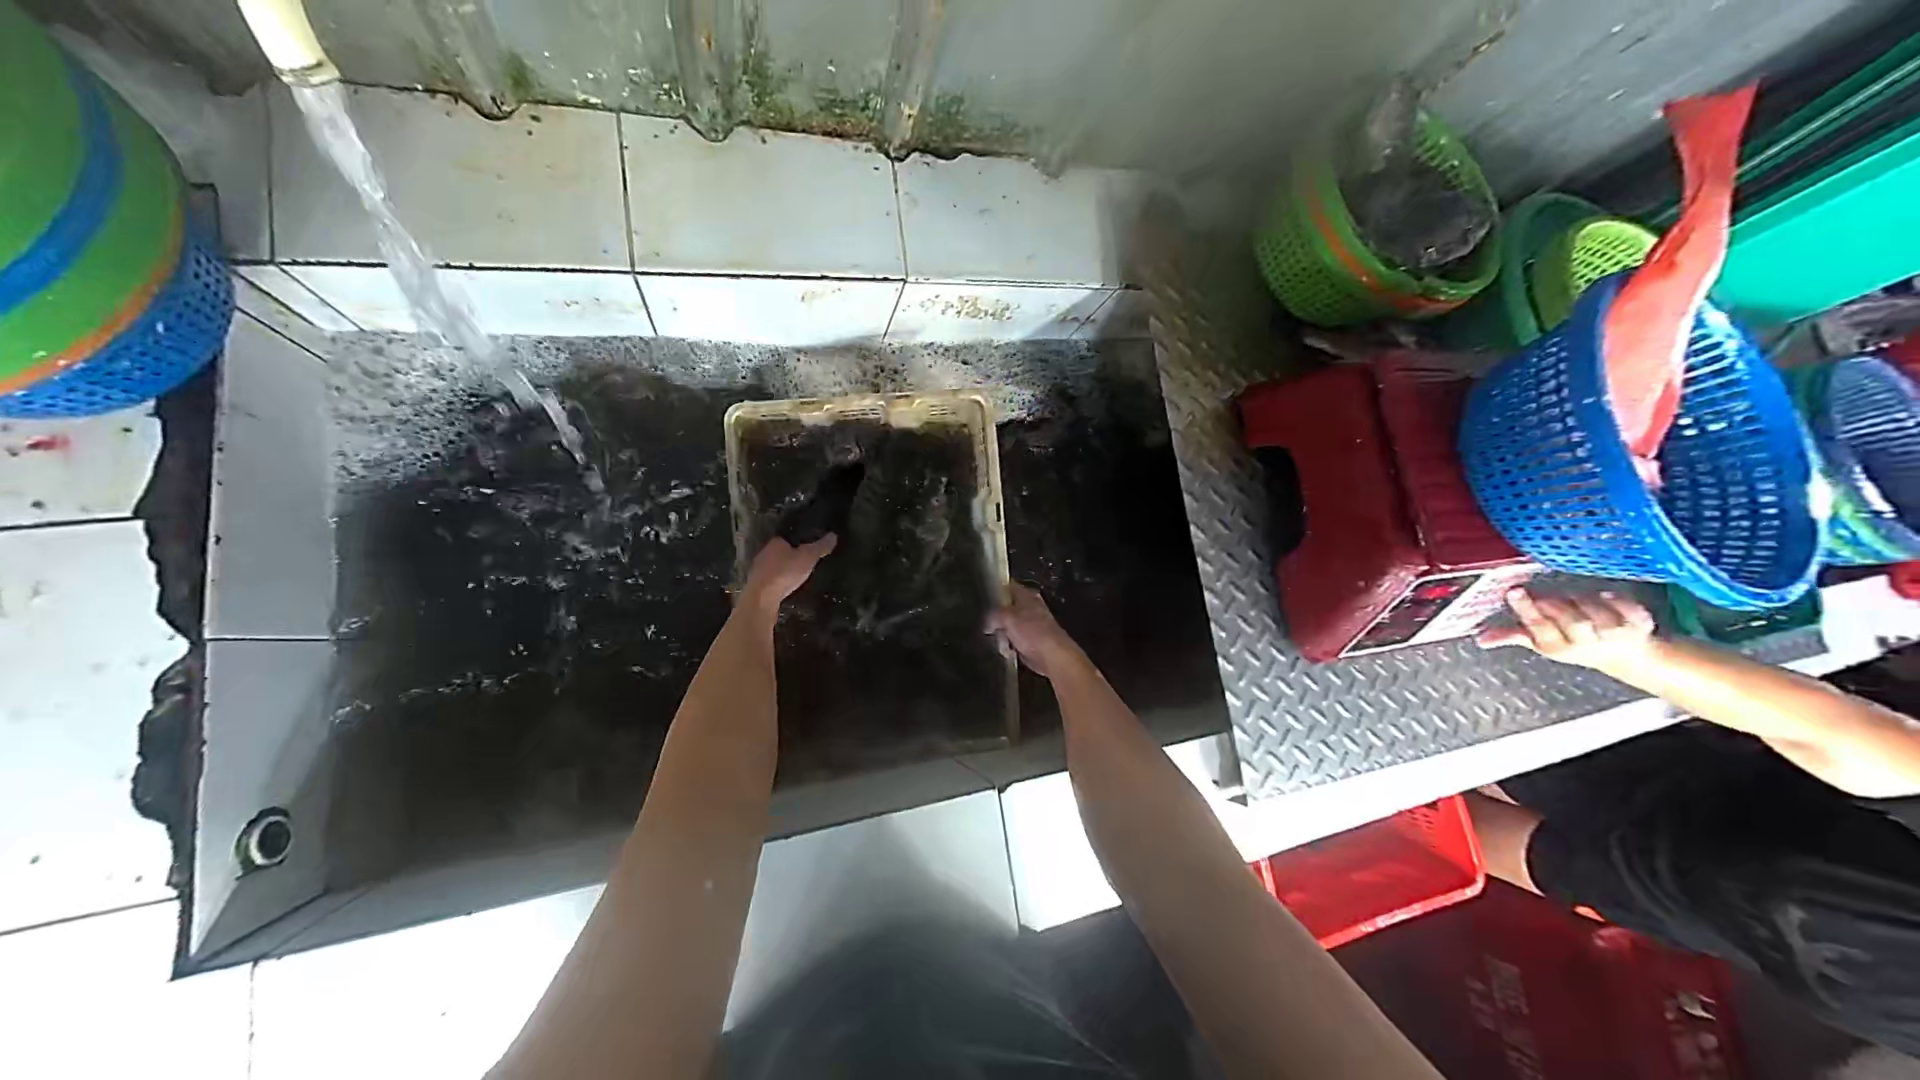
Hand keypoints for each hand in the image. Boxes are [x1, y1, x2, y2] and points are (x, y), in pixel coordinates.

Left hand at [740, 534, 836, 617]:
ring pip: (775, 564)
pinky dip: (778, 580)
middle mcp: (765, 551)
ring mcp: (758, 567)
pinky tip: (785, 586)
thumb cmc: (785, 572)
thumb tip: (833, 535)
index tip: (810, 547)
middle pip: (782, 550)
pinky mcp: (756, 582)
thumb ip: (820, 547)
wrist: (762, 596)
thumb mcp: (808, 557)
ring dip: (784, 568)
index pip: (790, 537)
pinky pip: (770, 577)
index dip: (801, 542)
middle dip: (792, 555)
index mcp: (776, 541)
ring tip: (797, 575)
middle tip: (806, 562)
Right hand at [987, 583, 1086, 678]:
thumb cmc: (1032, 632)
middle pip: (1004, 610)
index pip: (1007, 587)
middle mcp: (1030, 608)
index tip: (983, 601)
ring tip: (1005, 644)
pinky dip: (1010, 647)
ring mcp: (1030, 626)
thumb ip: (993, 615)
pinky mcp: (1030, 642)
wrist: (1052, 656)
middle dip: (997, 622)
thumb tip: (988, 623)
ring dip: (1002, 637)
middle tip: (995, 629)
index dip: (994, 592)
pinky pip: (1012, 641)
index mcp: (1027, 596)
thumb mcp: (1007, 618)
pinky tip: (1010, 652)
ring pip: (1007, 628)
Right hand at [1477, 588, 1657, 671]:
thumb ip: (1514, 636)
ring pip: (1595, 611)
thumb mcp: (1544, 643)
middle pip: (1570, 620)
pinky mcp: (1639, 625)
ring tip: (1576, 599)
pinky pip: (1626, 606)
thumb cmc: (1577, 645)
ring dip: (1582, 600)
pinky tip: (1607, 597)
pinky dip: (1616, 598)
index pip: (1539, 627)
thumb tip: (1482, 637)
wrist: (1628, 657)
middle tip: (1545, 595)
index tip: (1513, 591)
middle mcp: (1587, 644)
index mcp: (1558, 646)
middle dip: (1555, 604)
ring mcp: (1615, 635)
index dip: (1526, 609)